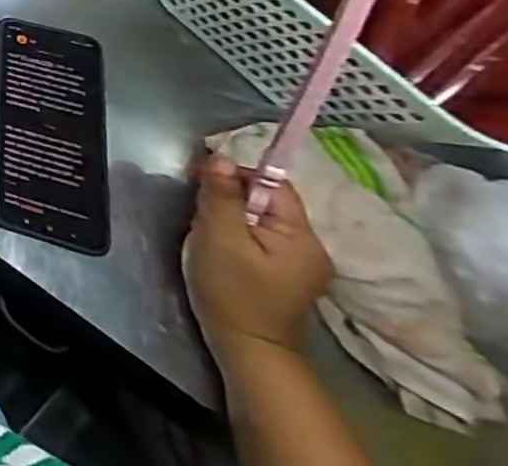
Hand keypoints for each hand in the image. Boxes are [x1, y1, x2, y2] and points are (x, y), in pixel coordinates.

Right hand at [185, 154, 331, 353]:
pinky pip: (261, 236)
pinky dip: (237, 232)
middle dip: (229, 195)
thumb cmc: (232, 290)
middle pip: (266, 200)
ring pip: (260, 217)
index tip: (201, 177)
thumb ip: (221, 195)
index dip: (237, 174)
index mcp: (301, 235)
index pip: (273, 183)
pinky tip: (219, 244)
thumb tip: (221, 157)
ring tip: (205, 227)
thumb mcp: (219, 237)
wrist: (246, 350)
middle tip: (197, 205)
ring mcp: (300, 262)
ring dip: (230, 214)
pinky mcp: (286, 274)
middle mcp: (310, 245)